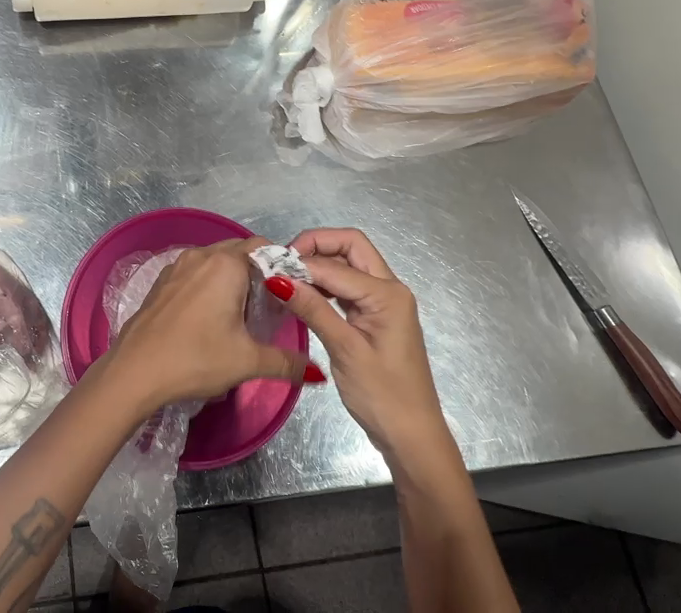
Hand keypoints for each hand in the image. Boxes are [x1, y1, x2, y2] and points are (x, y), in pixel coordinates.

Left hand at [101, 238, 309, 413]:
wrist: (135, 370)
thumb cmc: (195, 359)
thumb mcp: (247, 362)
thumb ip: (286, 362)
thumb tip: (317, 373)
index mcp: (226, 264)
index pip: (264, 248)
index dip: (282, 267)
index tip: (293, 293)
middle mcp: (202, 255)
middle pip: (240, 252)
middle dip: (259, 273)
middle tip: (273, 305)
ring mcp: (178, 266)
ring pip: (216, 261)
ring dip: (233, 278)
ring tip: (245, 311)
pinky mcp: (162, 281)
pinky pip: (196, 272)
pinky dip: (210, 284)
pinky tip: (213, 315)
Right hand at [270, 229, 451, 456]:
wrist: (411, 435)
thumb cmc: (382, 395)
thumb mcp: (345, 350)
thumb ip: (313, 309)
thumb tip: (277, 278)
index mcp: (387, 294)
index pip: (337, 264)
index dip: (302, 262)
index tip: (269, 268)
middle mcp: (389, 289)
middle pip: (351, 247)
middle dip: (316, 245)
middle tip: (282, 260)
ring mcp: (383, 303)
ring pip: (349, 265)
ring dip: (319, 264)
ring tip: (285, 276)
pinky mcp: (374, 317)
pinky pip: (347, 287)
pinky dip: (324, 284)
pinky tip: (302, 294)